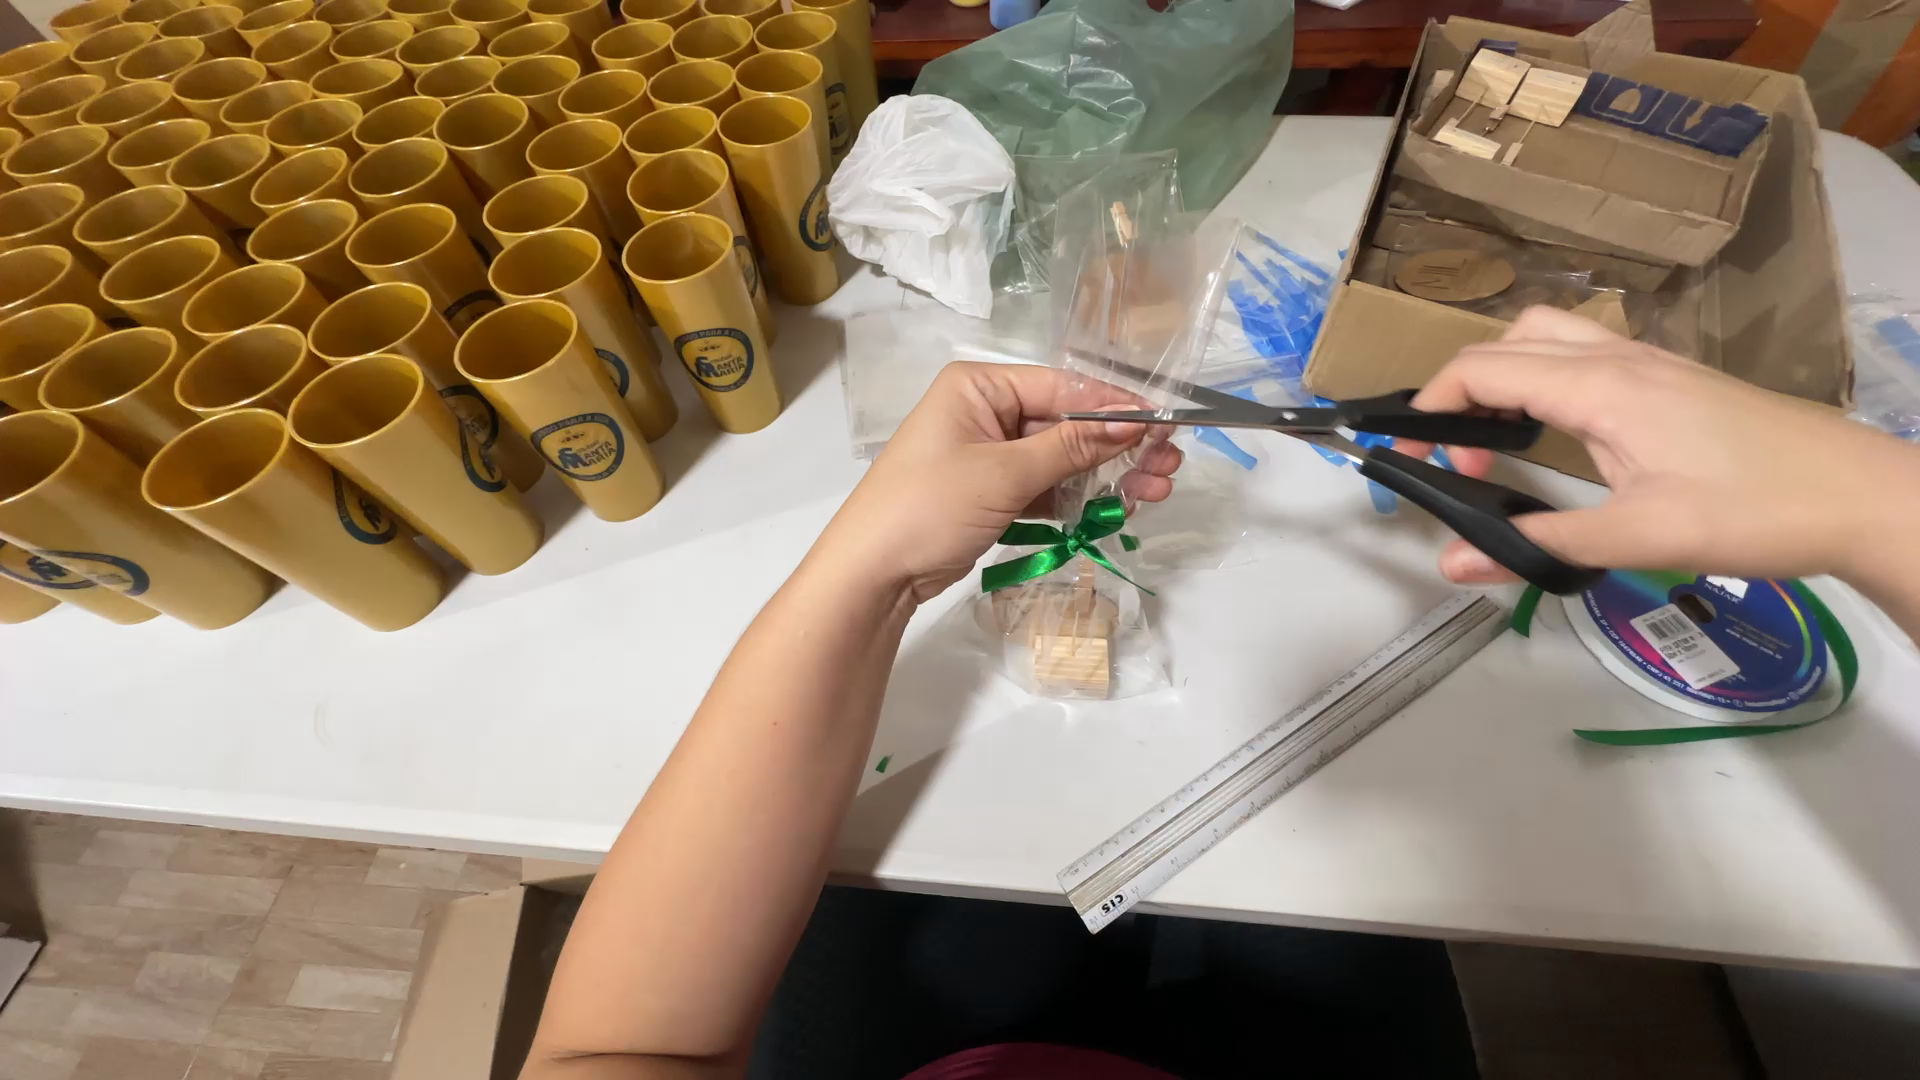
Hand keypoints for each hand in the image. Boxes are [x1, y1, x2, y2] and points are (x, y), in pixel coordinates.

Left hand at [817, 362, 1181, 603]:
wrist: (874, 572)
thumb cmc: (930, 507)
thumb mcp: (1003, 473)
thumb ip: (1070, 446)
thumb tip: (1135, 420)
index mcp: (980, 386)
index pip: (1061, 386)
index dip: (1115, 406)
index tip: (1165, 425)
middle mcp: (986, 412)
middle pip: (1066, 423)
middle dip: (1118, 446)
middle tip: (1170, 466)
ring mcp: (989, 454)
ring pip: (1061, 458)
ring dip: (1106, 475)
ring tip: (1156, 491)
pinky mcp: (993, 492)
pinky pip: (1045, 486)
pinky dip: (1077, 498)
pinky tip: (1117, 507)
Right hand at [1413, 306, 1919, 587]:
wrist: (1874, 500)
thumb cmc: (1758, 511)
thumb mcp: (1638, 537)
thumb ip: (1536, 544)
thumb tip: (1450, 564)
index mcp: (1601, 388)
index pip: (1481, 369)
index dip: (1431, 409)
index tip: (1417, 459)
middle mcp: (1616, 360)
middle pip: (1502, 343)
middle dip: (1456, 393)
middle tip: (1457, 457)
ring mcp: (1645, 363)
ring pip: (1540, 338)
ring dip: (1497, 378)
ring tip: (1495, 438)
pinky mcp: (1665, 378)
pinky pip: (1574, 355)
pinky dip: (1534, 381)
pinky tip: (1547, 430)